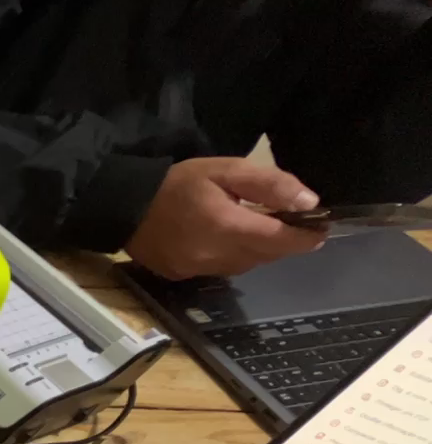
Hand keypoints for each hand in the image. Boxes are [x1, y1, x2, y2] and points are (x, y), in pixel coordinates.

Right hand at [125, 157, 325, 278]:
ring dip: (255, 253)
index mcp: (228, 227)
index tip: (320, 228)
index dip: (306, 237)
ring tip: (255, 235)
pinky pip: (215, 271)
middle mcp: (211, 255)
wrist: (123, 208)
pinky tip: (221, 244)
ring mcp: (192, 268)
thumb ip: (272, 184)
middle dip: (281, 244)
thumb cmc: (178, 184)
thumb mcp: (229, 170)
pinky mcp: (177, 274)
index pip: (281, 241)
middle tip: (288, 227)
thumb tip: (309, 203)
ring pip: (241, 267)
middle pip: (263, 257)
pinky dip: (228, 259)